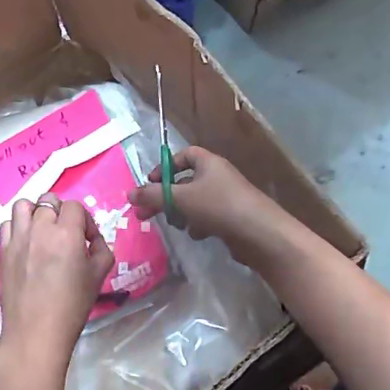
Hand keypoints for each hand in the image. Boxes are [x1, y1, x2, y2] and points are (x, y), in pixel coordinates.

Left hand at [0, 193, 114, 363]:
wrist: (35, 331)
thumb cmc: (72, 306)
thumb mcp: (99, 276)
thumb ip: (101, 249)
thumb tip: (91, 240)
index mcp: (66, 233)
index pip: (74, 206)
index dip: (84, 220)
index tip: (87, 239)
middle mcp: (39, 229)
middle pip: (48, 200)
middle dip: (60, 212)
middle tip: (65, 234)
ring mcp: (17, 238)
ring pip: (22, 205)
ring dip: (35, 212)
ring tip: (42, 232)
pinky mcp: (2, 251)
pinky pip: (6, 225)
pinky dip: (16, 227)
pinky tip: (26, 244)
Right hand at [129, 146, 276, 253]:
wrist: (260, 233)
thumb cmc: (218, 206)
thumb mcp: (180, 198)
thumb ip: (152, 195)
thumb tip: (129, 193)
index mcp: (208, 163)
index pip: (184, 155)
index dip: (166, 166)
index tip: (151, 183)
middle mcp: (218, 176)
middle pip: (184, 182)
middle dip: (165, 197)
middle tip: (145, 213)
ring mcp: (226, 197)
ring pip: (193, 201)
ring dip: (181, 212)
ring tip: (175, 224)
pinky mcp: (231, 217)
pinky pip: (206, 216)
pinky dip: (198, 224)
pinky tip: (198, 234)